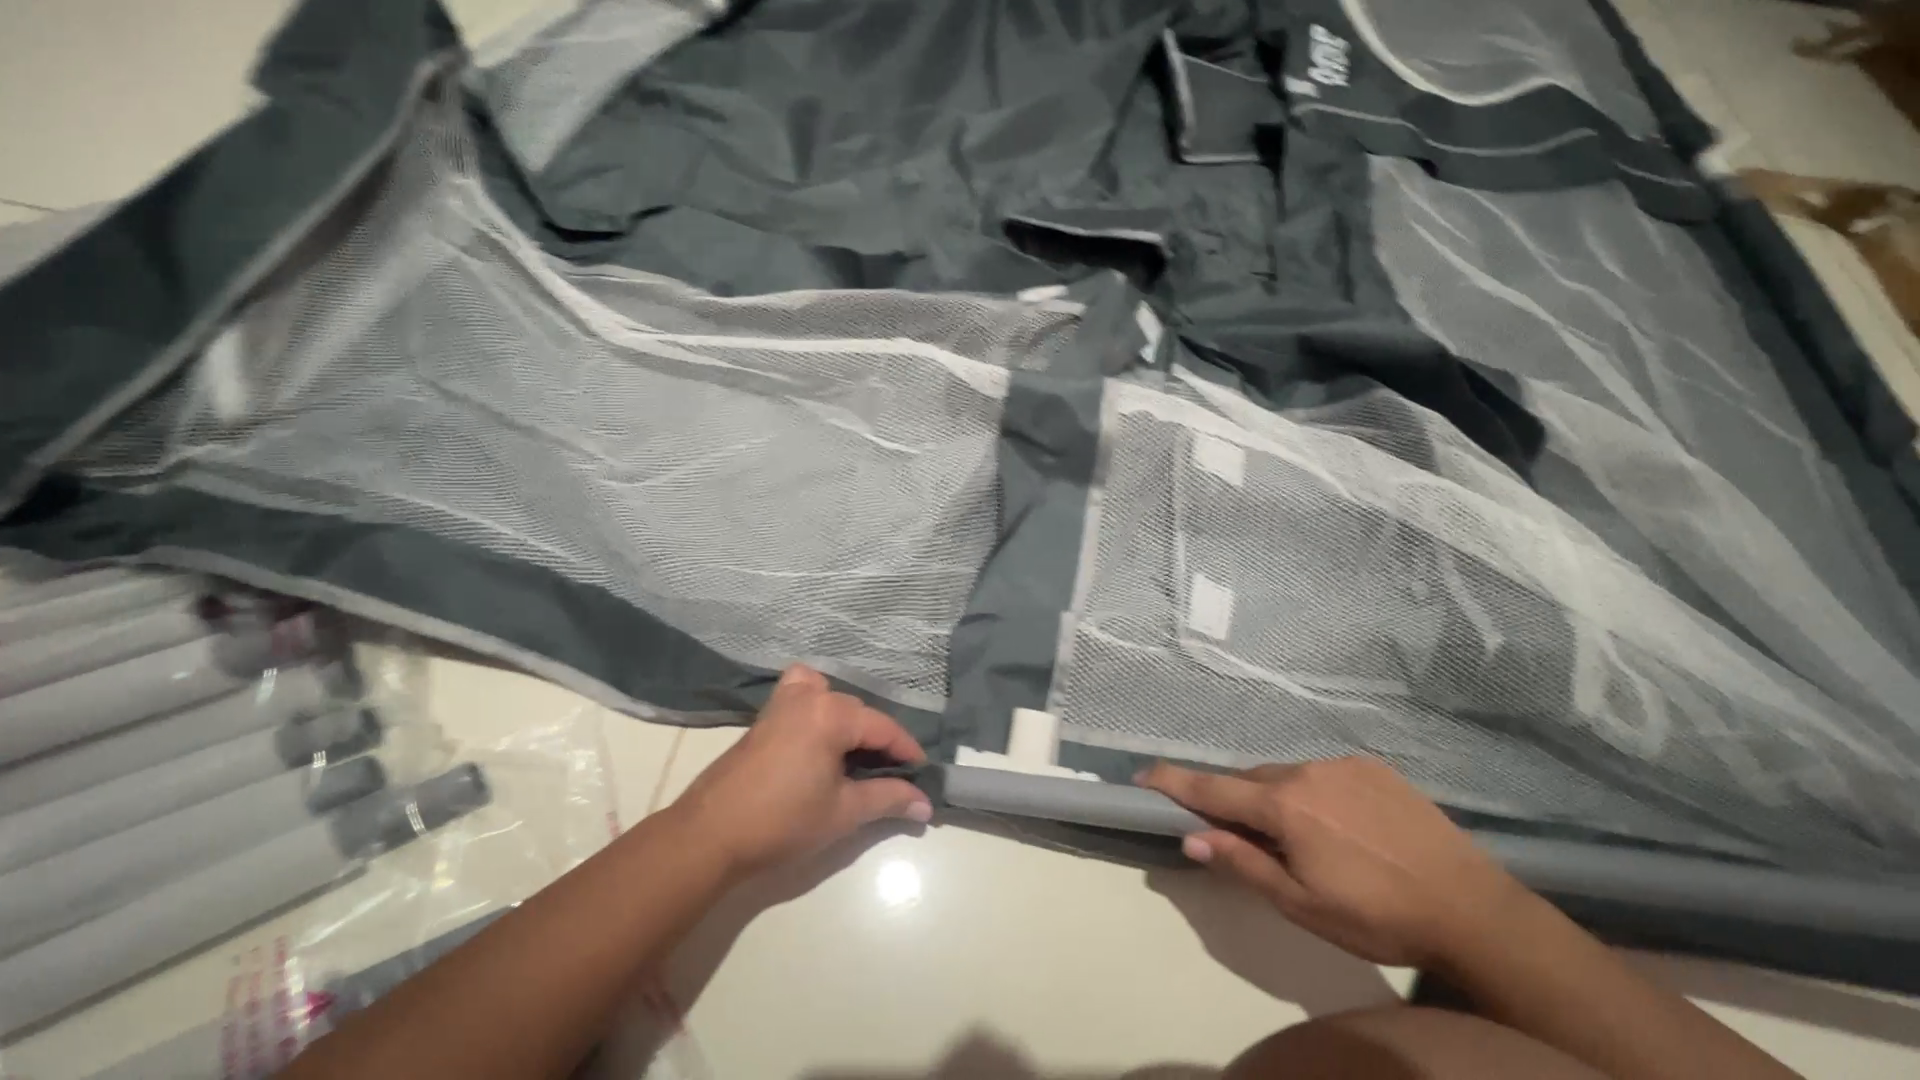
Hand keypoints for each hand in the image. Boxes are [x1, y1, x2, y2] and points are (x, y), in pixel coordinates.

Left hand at [671, 665, 931, 875]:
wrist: (711, 834)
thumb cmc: (783, 822)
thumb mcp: (844, 812)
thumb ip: (888, 799)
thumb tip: (925, 803)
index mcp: (832, 714)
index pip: (884, 727)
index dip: (907, 752)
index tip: (923, 776)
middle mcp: (809, 697)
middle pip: (859, 712)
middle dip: (880, 741)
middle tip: (892, 777)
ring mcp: (782, 703)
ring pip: (831, 699)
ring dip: (849, 722)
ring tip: (856, 759)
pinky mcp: (764, 717)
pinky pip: (801, 694)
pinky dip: (816, 703)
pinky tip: (819, 736)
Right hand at [1140, 758, 1526, 968]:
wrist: (1471, 908)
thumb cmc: (1376, 917)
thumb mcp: (1300, 903)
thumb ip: (1242, 863)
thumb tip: (1191, 836)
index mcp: (1284, 806)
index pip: (1212, 788)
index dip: (1174, 782)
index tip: (1142, 775)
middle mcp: (1308, 771)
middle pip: (1250, 779)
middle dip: (1233, 800)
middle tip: (1233, 834)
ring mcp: (1345, 765)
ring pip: (1287, 775)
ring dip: (1274, 797)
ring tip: (1295, 838)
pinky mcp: (1376, 768)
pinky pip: (1323, 773)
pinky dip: (1311, 793)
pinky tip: (1336, 826)